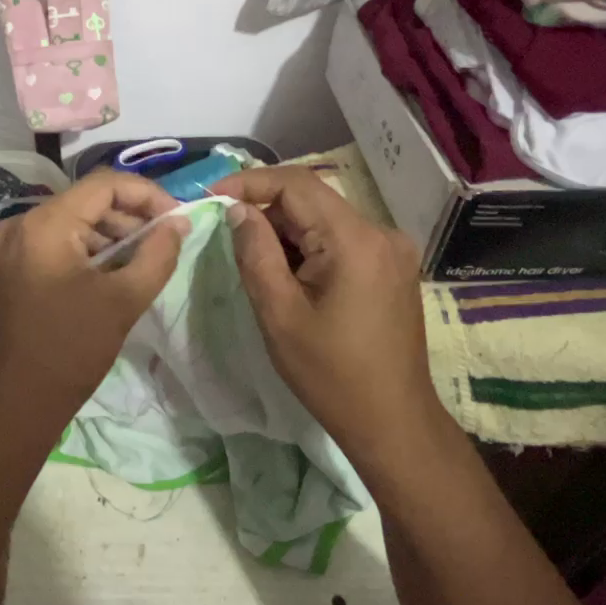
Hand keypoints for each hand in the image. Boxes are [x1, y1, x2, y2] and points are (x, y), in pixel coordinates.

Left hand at [0, 172, 186, 439]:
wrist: (8, 409)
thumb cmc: (68, 353)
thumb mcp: (122, 302)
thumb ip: (157, 255)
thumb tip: (179, 223)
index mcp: (43, 224)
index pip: (104, 185)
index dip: (147, 194)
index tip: (178, 218)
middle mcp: (18, 225)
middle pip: (84, 201)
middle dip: (129, 216)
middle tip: (165, 242)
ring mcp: (6, 248)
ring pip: (68, 222)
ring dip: (108, 235)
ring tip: (142, 261)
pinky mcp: (4, 270)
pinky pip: (51, 244)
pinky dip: (84, 251)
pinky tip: (110, 275)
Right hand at [212, 166, 437, 441]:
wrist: (393, 422)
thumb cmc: (330, 374)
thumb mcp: (278, 314)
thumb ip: (255, 253)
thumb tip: (238, 210)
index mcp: (355, 240)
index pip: (297, 184)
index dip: (250, 183)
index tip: (212, 196)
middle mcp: (381, 233)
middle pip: (312, 199)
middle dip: (266, 210)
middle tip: (227, 235)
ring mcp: (392, 250)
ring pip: (325, 219)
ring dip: (287, 231)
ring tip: (255, 262)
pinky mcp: (392, 267)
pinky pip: (342, 239)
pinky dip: (310, 246)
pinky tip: (290, 276)